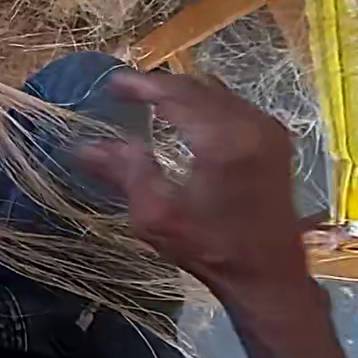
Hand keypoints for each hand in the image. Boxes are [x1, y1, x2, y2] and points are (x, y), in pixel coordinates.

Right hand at [78, 71, 307, 299]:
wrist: (266, 274)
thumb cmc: (208, 247)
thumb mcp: (155, 214)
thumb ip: (123, 171)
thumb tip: (83, 146)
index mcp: (222, 140)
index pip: (176, 95)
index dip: (142, 86)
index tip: (112, 82)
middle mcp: (251, 124)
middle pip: (197, 88)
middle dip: (159, 86)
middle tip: (125, 89)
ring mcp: (268, 130)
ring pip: (216, 94)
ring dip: (181, 93)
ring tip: (148, 99)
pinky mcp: (274, 141)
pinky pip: (232, 106)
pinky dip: (202, 103)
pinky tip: (183, 115)